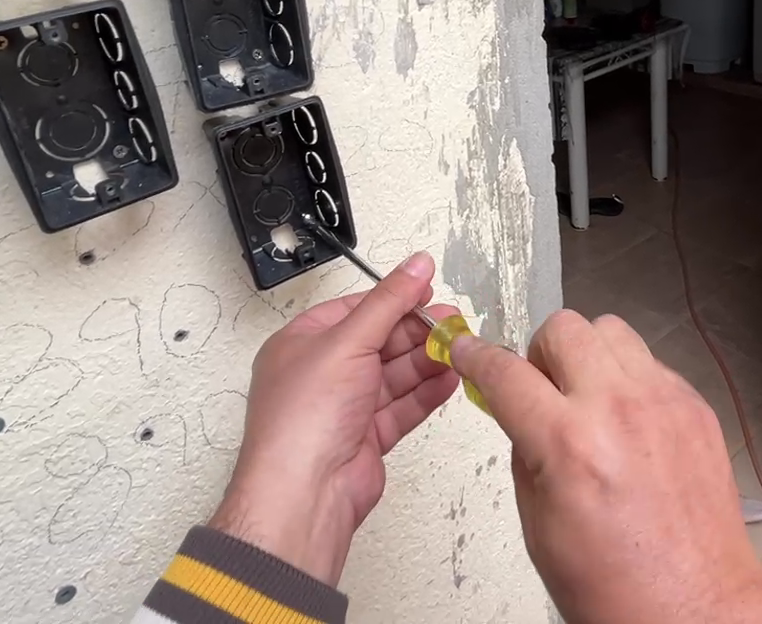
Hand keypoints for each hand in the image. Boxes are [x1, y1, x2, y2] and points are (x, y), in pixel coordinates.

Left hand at [210, 252, 459, 584]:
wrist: (305, 497)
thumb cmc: (303, 420)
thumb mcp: (350, 340)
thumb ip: (390, 301)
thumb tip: (417, 264)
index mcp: (303, 343)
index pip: (356, 309)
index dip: (393, 298)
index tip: (427, 290)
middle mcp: (321, 374)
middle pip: (380, 340)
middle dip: (417, 331)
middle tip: (452, 320)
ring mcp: (343, 407)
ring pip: (394, 374)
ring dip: (426, 360)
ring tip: (458, 347)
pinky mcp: (365, 437)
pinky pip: (401, 406)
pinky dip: (425, 392)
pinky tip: (449, 379)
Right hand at [452, 310, 761, 623]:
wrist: (697, 608)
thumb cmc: (617, 586)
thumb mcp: (540, 527)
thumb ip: (525, 451)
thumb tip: (519, 408)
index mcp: (570, 445)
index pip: (507, 374)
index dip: (477, 357)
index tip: (468, 350)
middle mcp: (618, 409)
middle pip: (564, 327)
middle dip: (541, 353)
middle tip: (546, 388)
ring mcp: (662, 400)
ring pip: (611, 329)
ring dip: (589, 354)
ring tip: (591, 397)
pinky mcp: (693, 403)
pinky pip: (648, 361)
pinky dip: (628, 378)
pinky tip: (630, 420)